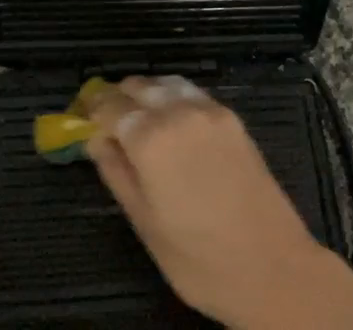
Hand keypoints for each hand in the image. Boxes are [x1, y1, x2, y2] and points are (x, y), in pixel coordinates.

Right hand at [87, 76, 352, 329]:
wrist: (273, 267)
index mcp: (151, 138)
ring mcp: (210, 112)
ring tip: (135, 118)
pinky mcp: (233, 119)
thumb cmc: (199, 258)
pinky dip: (172, 97)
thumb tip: (94, 140)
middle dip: (117, 98)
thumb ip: (116, 172)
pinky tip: (169, 121)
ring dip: (146, 93)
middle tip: (104, 119)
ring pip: (166, 83)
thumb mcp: (144, 222)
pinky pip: (192, 93)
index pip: (109, 105)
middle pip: (138, 86)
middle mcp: (179, 112)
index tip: (79, 114)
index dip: (90, 108)